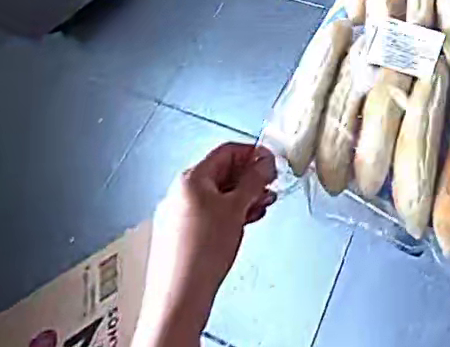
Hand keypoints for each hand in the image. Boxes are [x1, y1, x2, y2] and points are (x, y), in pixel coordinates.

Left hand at [137, 142, 276, 344]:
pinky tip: (245, 221)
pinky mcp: (180, 235)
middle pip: (223, 172)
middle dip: (250, 178)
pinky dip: (230, 212)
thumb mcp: (238, 207)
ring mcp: (178, 216)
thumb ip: (255, 179)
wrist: (180, 298)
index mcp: (190, 179)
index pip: (228, 151)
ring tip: (261, 206)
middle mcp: (180, 194)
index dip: (254, 153)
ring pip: (218, 194)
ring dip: (243, 196)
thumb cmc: (203, 251)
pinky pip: (210, 212)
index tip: (271, 163)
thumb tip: (265, 163)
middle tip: (269, 185)